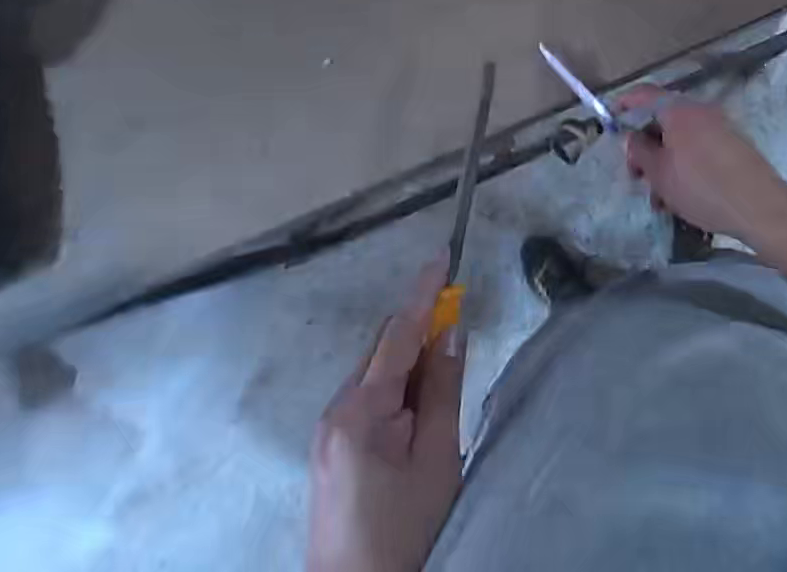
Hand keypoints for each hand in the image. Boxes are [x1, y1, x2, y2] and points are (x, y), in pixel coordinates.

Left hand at [306, 259, 465, 571]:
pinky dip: (397, 386)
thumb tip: (452, 332)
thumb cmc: (405, 530)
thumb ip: (443, 389)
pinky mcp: (331, 448)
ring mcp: (328, 430)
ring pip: (376, 372)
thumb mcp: (437, 457)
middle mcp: (335, 410)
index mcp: (359, 410)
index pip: (398, 334)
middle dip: (420, 329)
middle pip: (383, 348)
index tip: (443, 255)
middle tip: (458, 329)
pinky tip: (418, 407)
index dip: (424, 292)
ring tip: (442, 383)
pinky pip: (368, 396)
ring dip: (410, 360)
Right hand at [618, 85, 786, 241]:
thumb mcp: (659, 173)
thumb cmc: (701, 187)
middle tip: (638, 175)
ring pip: (681, 139)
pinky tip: (683, 197)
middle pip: (663, 119)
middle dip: (646, 146)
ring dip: (665, 162)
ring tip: (661, 199)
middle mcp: (701, 111)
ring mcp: (721, 127)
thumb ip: (639, 151)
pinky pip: (700, 149)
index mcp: (679, 111)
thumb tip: (631, 137)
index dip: (623, 104)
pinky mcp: (734, 146)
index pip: (644, 95)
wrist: (760, 207)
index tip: (610, 121)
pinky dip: (685, 166)